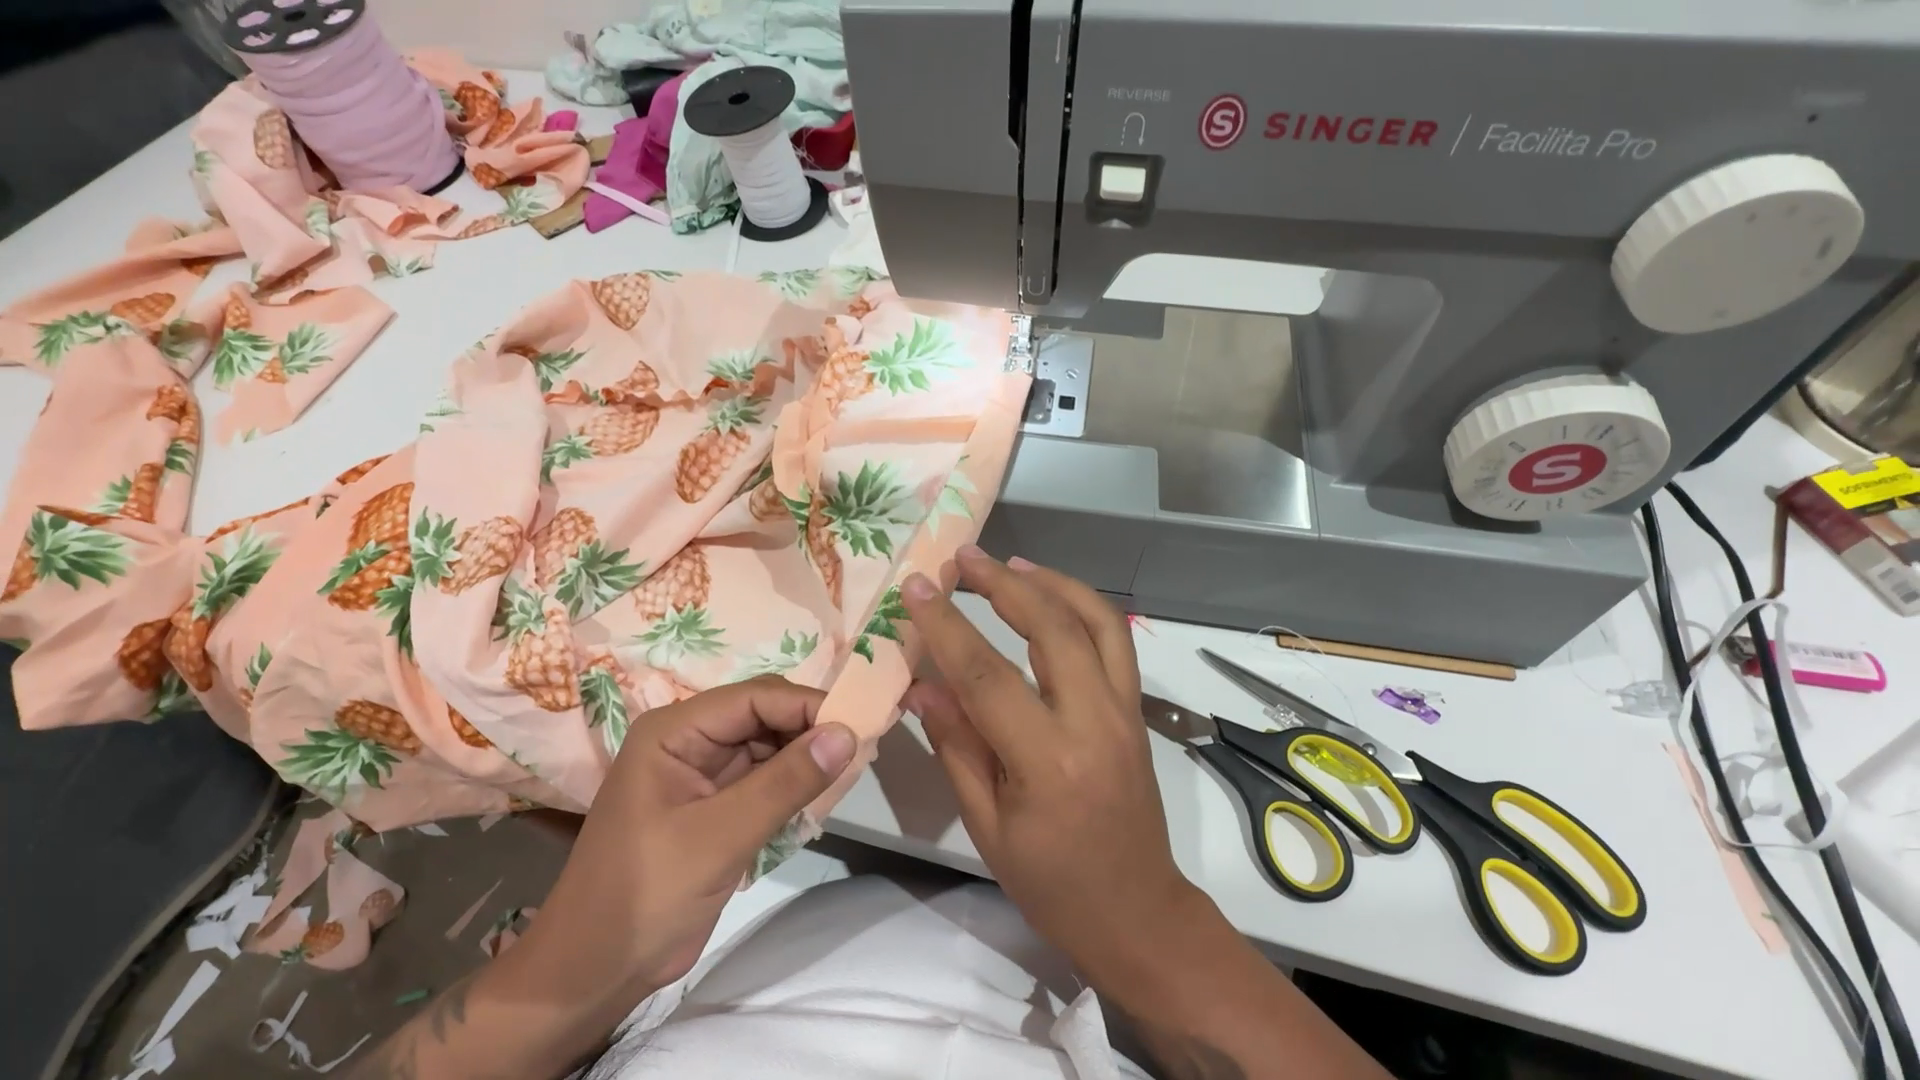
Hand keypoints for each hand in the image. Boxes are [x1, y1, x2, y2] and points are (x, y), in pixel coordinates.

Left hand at [520, 676, 855, 996]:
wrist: (597, 970)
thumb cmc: (646, 893)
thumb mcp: (720, 836)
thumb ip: (785, 782)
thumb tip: (848, 733)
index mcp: (674, 731)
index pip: (755, 697)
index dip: (809, 705)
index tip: (862, 724)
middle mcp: (689, 741)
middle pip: (765, 715)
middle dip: (812, 728)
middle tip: (867, 747)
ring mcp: (703, 775)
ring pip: (770, 747)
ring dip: (808, 758)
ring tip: (854, 770)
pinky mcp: (716, 808)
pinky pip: (766, 781)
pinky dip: (796, 786)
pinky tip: (826, 796)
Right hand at [900, 547, 1197, 970]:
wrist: (1138, 911)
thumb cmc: (1053, 884)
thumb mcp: (987, 827)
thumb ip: (956, 746)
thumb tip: (921, 685)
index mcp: (1048, 760)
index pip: (987, 675)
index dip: (946, 626)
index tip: (915, 588)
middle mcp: (1094, 721)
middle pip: (1050, 627)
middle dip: (1002, 584)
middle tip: (962, 558)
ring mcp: (1124, 710)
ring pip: (1096, 621)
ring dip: (1051, 582)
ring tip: (1009, 563)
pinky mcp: (1136, 711)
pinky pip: (1114, 642)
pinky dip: (1084, 607)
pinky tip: (1052, 596)